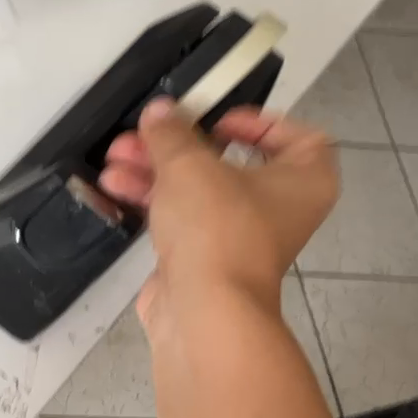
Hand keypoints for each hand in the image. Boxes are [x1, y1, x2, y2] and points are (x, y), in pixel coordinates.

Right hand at [98, 100, 339, 335]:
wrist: (202, 306)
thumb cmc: (217, 229)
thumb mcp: (191, 169)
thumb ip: (171, 135)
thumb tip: (158, 110)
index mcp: (304, 177)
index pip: (291, 135)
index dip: (252, 122)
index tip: (211, 120)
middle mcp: (277, 205)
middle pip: (224, 162)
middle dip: (174, 149)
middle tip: (138, 138)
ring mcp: (236, 234)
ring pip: (193, 192)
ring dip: (152, 173)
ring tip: (113, 161)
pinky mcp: (200, 257)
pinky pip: (176, 219)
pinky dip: (150, 202)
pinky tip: (114, 188)